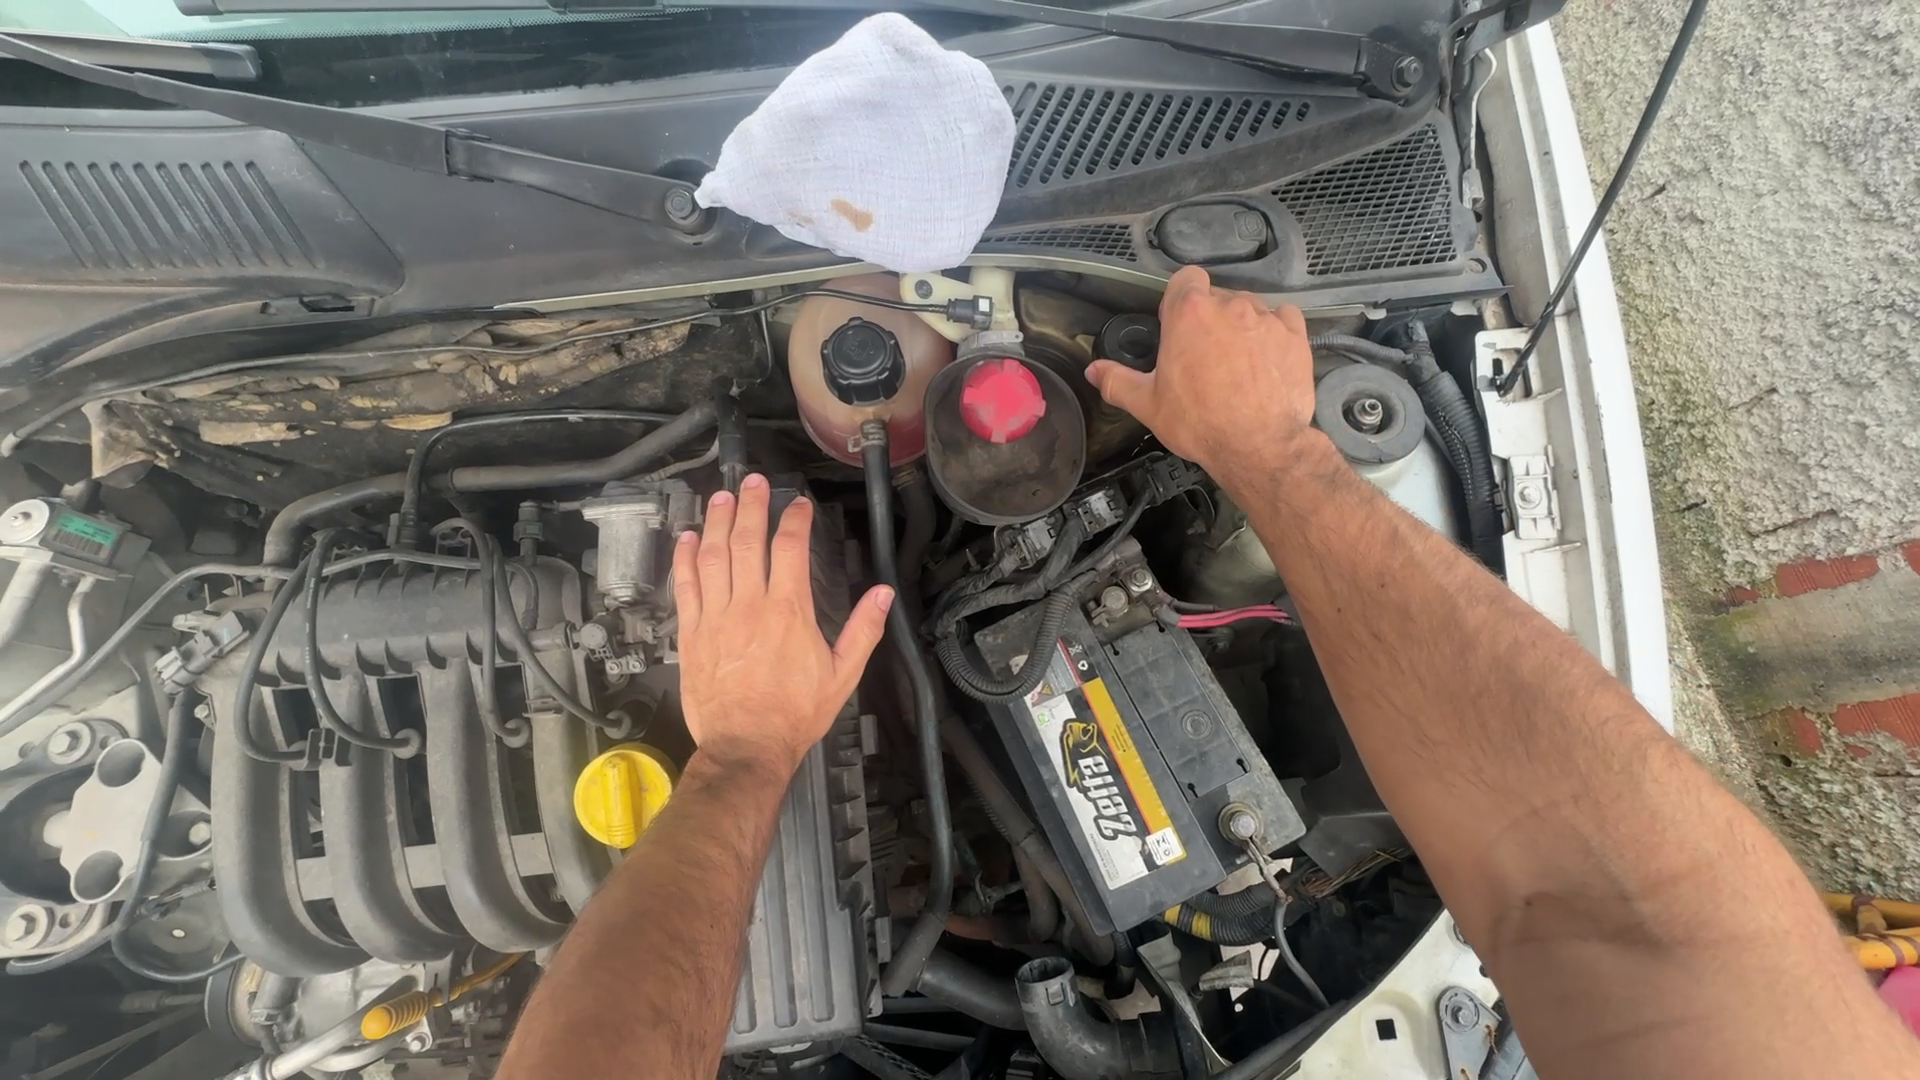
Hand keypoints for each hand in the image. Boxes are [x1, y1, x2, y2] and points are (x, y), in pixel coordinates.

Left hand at [672, 474, 892, 775]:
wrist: (747, 747)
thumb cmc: (796, 713)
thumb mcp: (843, 675)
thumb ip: (864, 630)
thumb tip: (883, 594)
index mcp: (788, 612)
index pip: (790, 549)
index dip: (795, 520)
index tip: (799, 505)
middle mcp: (749, 606)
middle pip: (746, 542)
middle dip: (750, 506)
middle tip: (753, 481)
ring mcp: (716, 618)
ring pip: (713, 557)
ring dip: (717, 522)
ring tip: (721, 496)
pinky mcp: (692, 635)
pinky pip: (685, 588)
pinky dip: (685, 559)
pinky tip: (687, 538)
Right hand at [1084, 266, 1318, 480]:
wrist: (1258, 446)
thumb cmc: (1200, 423)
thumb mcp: (1147, 405)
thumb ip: (1117, 382)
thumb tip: (1094, 372)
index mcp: (1189, 315)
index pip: (1185, 279)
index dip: (1178, 300)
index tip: (1176, 325)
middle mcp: (1230, 306)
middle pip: (1216, 297)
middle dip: (1208, 320)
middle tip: (1201, 357)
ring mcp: (1266, 319)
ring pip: (1248, 309)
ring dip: (1239, 328)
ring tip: (1234, 364)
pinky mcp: (1295, 336)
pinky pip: (1282, 320)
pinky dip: (1272, 333)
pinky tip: (1263, 360)